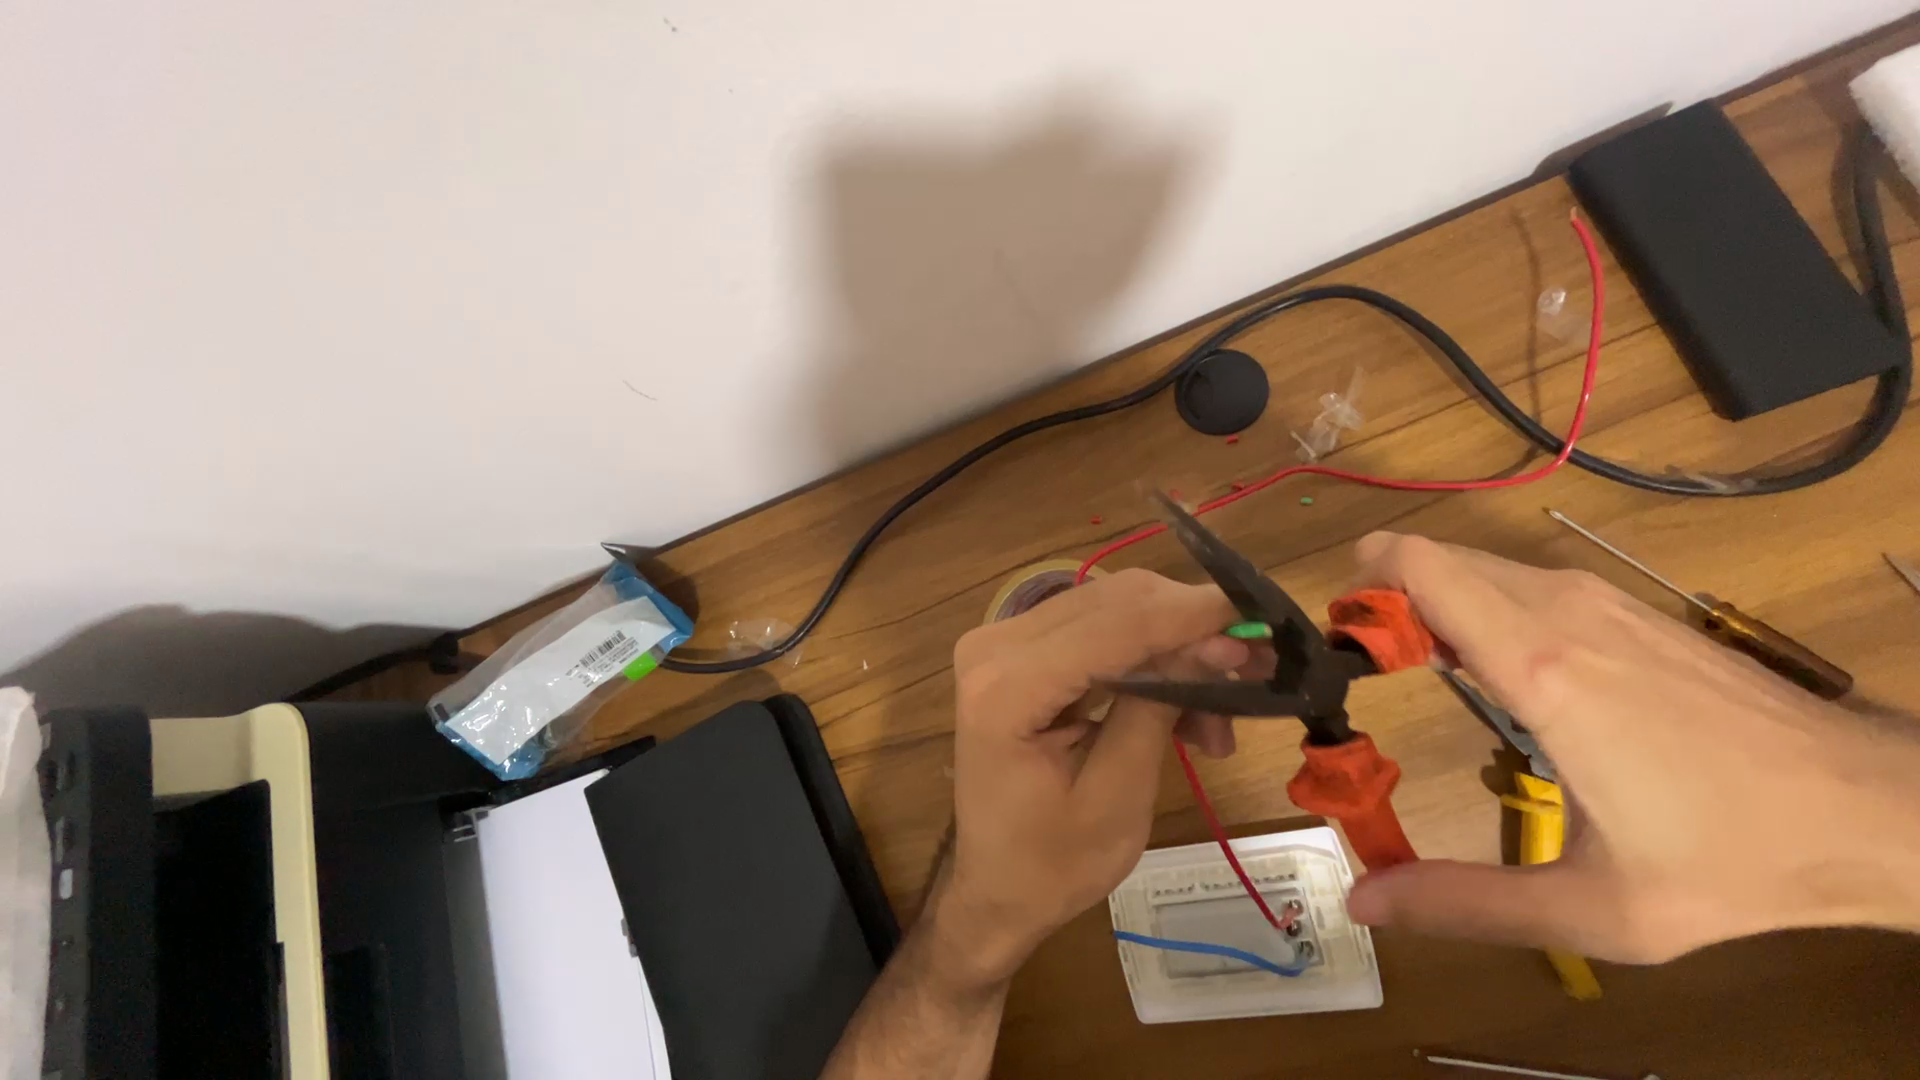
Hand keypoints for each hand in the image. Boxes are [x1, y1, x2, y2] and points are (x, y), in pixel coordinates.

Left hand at [928, 568, 1248, 987]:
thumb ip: (1158, 707)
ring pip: (1112, 608)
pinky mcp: (1019, 649)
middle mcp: (994, 645)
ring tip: (1226, 711)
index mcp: (1005, 688)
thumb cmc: (1050, 863)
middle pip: (1113, 602)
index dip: (1191, 615)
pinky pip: (1098, 631)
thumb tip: (1218, 641)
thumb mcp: (1116, 798)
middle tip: (1261, 664)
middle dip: (1192, 626)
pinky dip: (1148, 659)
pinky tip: (1187, 711)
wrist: (994, 884)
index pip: (1112, 624)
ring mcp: (1002, 641)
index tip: (1264, 618)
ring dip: (1176, 647)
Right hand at [1343, 533, 1919, 962]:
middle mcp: (1556, 610)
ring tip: (1424, 669)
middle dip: (1384, 600)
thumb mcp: (1595, 910)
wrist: (1882, 813)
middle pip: (1429, 560)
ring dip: (1428, 602)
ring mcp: (1594, 599)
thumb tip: (1359, 900)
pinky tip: (1493, 668)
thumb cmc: (1731, 859)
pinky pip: (1512, 581)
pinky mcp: (1620, 606)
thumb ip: (1465, 904)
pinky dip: (1475, 605)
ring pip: (1470, 566)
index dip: (1363, 589)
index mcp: (1537, 666)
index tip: (1349, 645)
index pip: (1418, 566)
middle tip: (1372, 667)